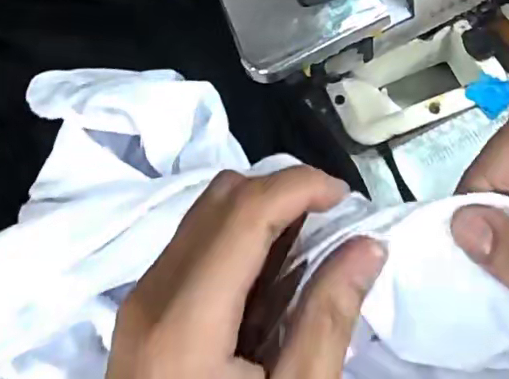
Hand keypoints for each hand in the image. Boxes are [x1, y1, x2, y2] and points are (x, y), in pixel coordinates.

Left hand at [108, 166, 386, 378]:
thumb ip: (327, 320)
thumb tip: (368, 245)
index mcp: (184, 322)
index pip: (245, 210)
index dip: (299, 186)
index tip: (346, 196)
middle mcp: (152, 293)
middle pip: (222, 197)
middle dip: (282, 192)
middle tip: (331, 222)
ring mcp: (140, 297)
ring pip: (205, 210)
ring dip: (260, 209)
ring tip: (305, 246)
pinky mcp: (142, 308)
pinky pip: (194, 239)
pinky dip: (236, 234)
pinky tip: (268, 275)